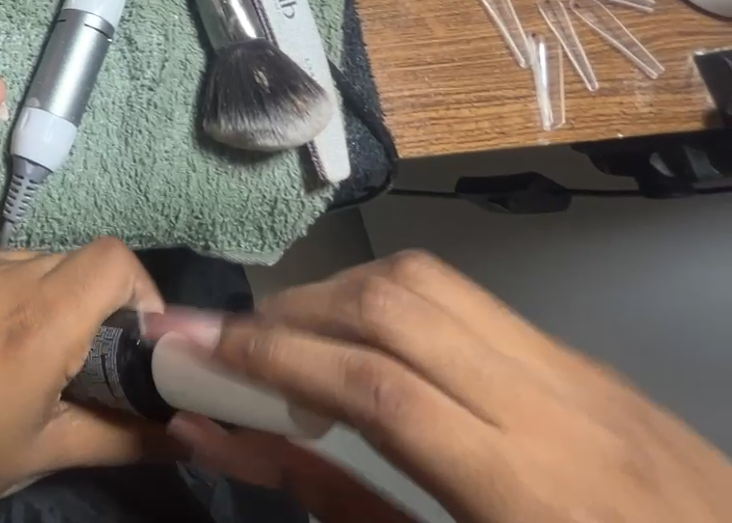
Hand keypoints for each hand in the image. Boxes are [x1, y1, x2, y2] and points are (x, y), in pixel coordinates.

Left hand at [0, 242, 172, 520]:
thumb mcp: (40, 454)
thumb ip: (122, 436)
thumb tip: (185, 435)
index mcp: (35, 319)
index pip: (112, 259)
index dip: (139, 294)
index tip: (134, 342)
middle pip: (71, 262)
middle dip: (91, 306)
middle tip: (78, 363)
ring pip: (25, 262)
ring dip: (40, 299)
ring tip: (17, 356)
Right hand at [149, 251, 731, 522]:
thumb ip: (343, 504)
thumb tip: (230, 440)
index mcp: (537, 501)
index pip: (381, 392)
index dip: (273, 358)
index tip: (197, 351)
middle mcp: (564, 418)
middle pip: (392, 311)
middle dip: (290, 312)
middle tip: (236, 341)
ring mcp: (583, 378)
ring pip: (423, 282)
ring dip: (332, 292)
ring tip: (295, 332)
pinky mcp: (586, 362)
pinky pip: (461, 296)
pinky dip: (382, 298)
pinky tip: (364, 337)